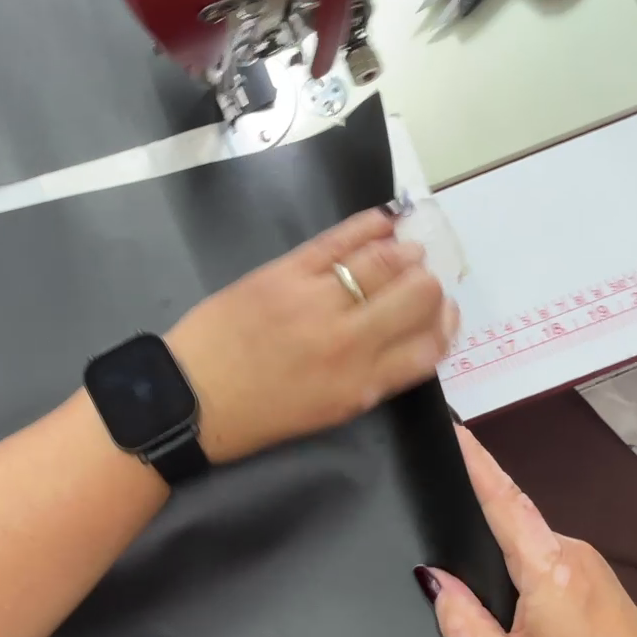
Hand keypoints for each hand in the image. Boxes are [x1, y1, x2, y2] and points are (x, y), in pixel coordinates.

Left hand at [167, 208, 458, 462]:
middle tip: (423, 278)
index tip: (444, 312)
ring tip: (407, 250)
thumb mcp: (326, 411)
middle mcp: (350, 342)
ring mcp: (317, 302)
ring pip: (386, 261)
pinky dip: (369, 225)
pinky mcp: (286, 272)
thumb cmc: (256, 415)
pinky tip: (384, 221)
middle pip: (418, 296)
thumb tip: (404, 340)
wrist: (190, 398)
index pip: (430, 346)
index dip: (446, 323)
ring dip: (406, 252)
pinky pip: (340, 240)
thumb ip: (370, 377)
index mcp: (361, 385)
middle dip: (430, 285)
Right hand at [420, 425, 636, 636]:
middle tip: (428, 486)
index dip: (476, 460)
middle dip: (472, 490)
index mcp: (550, 570)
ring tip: (452, 535)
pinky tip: (494, 572)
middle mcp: (571, 551)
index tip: (451, 426)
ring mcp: (587, 558)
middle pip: (511, 509)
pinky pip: (539, 545)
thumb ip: (465, 625)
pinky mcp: (593, 571)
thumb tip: (430, 577)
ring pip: (525, 530)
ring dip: (492, 526)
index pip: (504, 500)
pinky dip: (511, 546)